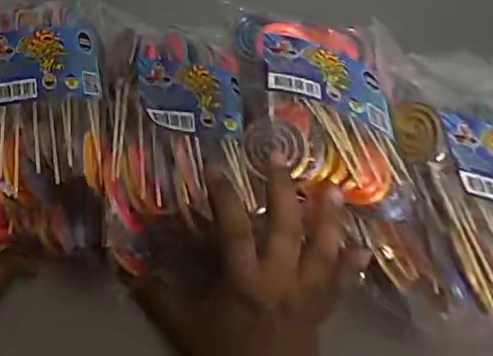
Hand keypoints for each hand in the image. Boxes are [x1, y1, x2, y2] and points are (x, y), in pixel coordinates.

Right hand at [129, 167, 365, 355]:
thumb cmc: (223, 355)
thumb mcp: (186, 328)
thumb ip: (159, 297)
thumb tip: (128, 269)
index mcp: (244, 281)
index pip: (234, 229)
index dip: (225, 197)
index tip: (216, 168)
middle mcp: (279, 280)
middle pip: (285, 228)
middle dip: (281, 189)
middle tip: (278, 155)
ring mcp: (305, 294)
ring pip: (322, 250)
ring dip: (328, 219)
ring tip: (333, 189)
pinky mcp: (322, 310)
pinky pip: (341, 285)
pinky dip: (352, 265)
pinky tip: (363, 248)